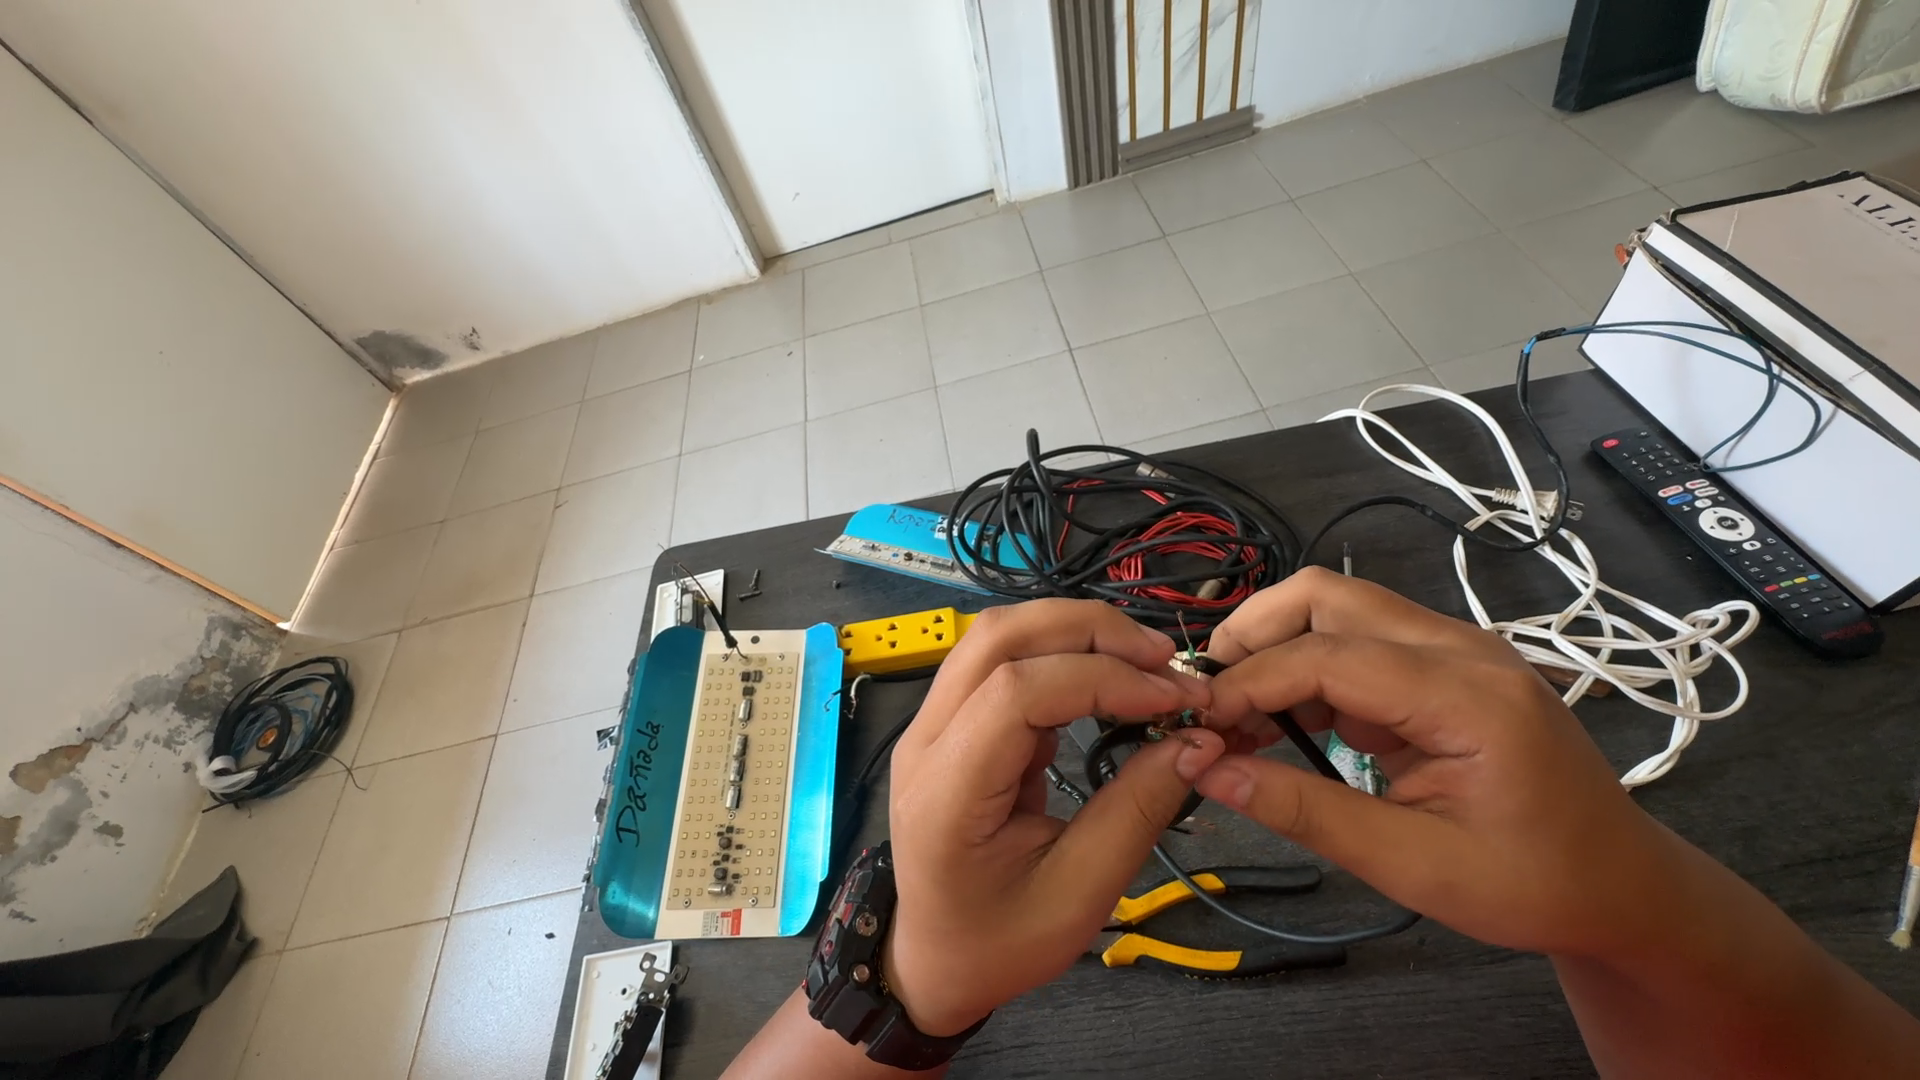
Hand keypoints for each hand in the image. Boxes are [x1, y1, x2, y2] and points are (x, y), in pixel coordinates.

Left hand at [881, 599, 1225, 1034]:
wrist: (932, 956)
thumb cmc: (999, 940)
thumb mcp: (1078, 895)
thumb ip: (1135, 811)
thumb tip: (1198, 740)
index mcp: (945, 791)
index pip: (1016, 691)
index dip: (1100, 678)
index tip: (1171, 698)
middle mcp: (925, 737)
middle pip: (998, 638)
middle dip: (1088, 629)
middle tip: (1164, 657)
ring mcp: (931, 721)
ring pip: (996, 635)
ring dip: (1073, 629)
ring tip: (1143, 657)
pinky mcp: (950, 717)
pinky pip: (1002, 658)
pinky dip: (1059, 651)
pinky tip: (1106, 675)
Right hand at [1192, 567, 1682, 958]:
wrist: (1623, 884)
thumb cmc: (1530, 884)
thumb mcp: (1412, 865)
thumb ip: (1305, 812)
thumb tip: (1208, 772)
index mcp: (1469, 697)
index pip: (1328, 655)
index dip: (1249, 680)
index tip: (1199, 722)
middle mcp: (1460, 647)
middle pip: (1324, 595)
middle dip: (1251, 634)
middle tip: (1210, 696)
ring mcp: (1452, 646)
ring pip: (1332, 605)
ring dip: (1271, 646)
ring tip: (1238, 713)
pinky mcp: (1438, 661)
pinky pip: (1351, 637)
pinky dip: (1300, 667)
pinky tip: (1282, 720)